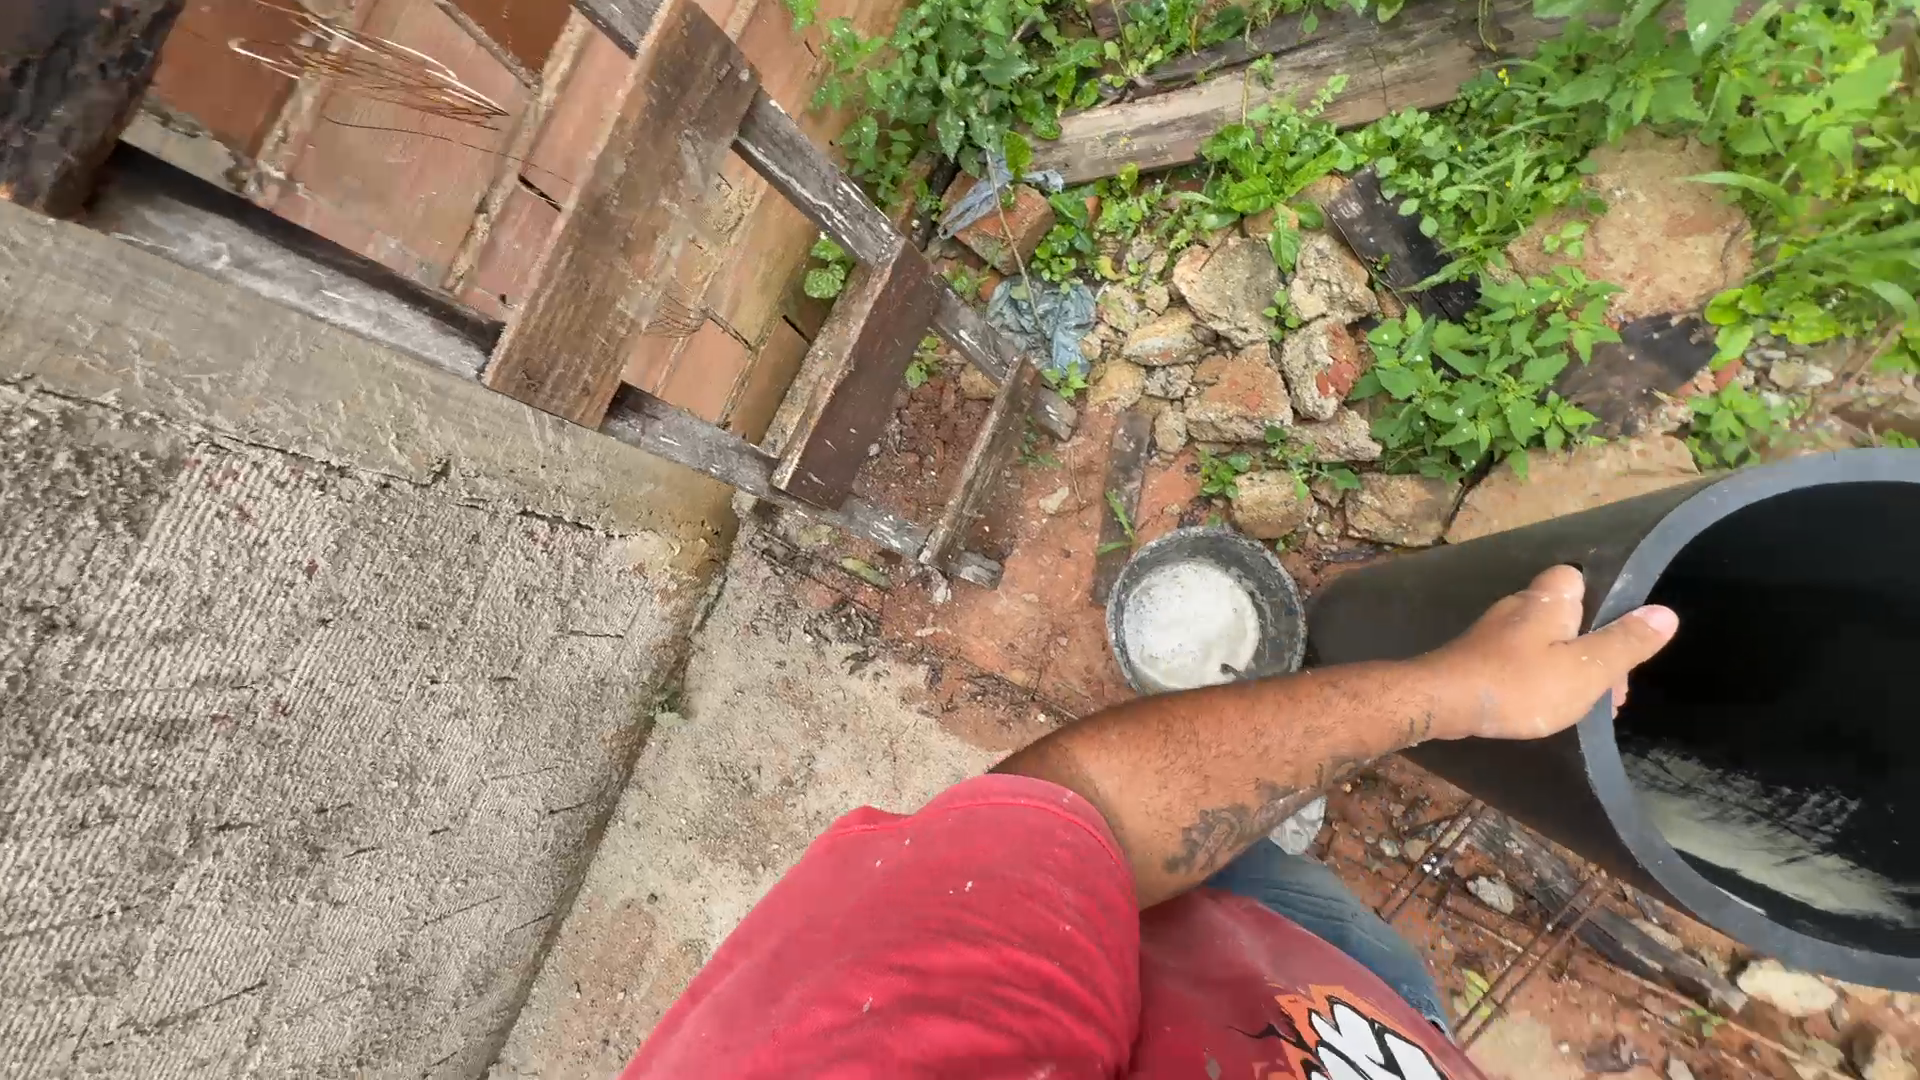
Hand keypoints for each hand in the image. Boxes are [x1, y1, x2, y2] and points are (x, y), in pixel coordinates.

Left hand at [1413, 564, 1678, 741]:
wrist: (1440, 701)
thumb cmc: (1518, 683)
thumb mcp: (1586, 667)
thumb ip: (1625, 641)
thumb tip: (1663, 611)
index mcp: (1545, 602)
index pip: (1574, 576)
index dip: (1602, 596)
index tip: (1622, 631)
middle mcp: (1516, 609)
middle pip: (1569, 616)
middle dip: (1597, 648)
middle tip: (1614, 691)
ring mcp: (1493, 633)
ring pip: (1548, 642)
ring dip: (1574, 669)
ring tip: (1595, 706)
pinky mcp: (1479, 656)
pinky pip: (1523, 660)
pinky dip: (1544, 679)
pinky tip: (1554, 706)